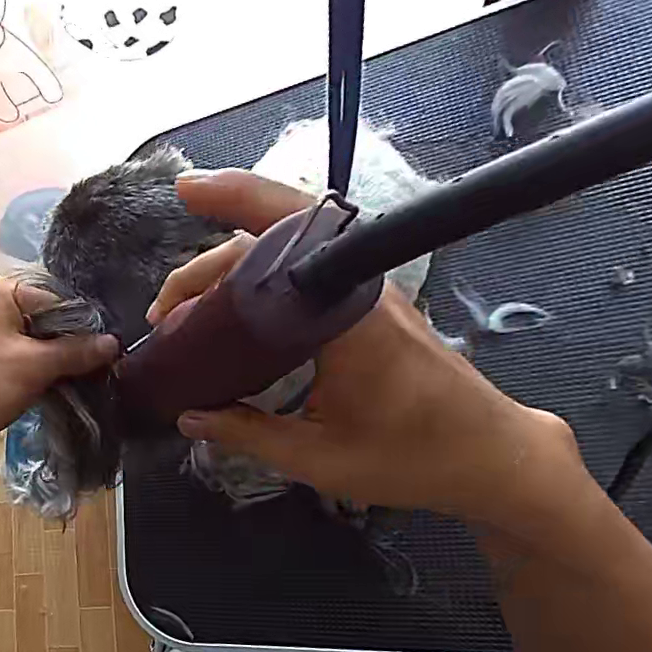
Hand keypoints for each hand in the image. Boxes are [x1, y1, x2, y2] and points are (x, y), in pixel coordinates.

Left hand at [0, 273, 119, 501]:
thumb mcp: (32, 367)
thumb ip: (75, 352)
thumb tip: (114, 343)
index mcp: (0, 288)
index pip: (59, 296)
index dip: (86, 324)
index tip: (110, 351)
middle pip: (49, 318)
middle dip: (73, 345)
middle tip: (102, 369)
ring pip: (38, 341)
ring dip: (59, 362)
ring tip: (85, 380)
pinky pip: (24, 357)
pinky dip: (41, 372)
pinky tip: (60, 387)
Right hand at [159, 171, 589, 535]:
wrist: (488, 456)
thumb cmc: (412, 460)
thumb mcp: (319, 458)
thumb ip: (247, 434)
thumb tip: (190, 418)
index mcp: (349, 316)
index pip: (283, 239)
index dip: (235, 199)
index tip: (187, 192)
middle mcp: (359, 289)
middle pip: (272, 244)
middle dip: (206, 267)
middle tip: (163, 314)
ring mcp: (367, 294)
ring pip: (288, 257)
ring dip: (229, 271)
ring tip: (184, 313)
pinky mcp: (368, 307)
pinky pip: (303, 277)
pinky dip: (256, 284)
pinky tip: (229, 312)